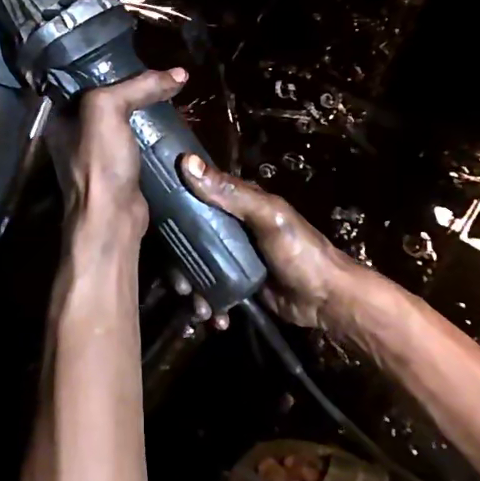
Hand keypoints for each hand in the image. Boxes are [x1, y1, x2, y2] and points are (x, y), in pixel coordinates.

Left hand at [64, 67, 187, 238]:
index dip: (103, 61)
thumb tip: (179, 74)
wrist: (112, 219)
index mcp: (59, 115)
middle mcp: (72, 131)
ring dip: (141, 104)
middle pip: (103, 95)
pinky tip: (167, 117)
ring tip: (166, 87)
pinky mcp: (118, 167)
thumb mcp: (108, 110)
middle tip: (155, 67)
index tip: (131, 50)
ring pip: (121, 116)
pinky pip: (134, 136)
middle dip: (128, 82)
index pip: (79, 76)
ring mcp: (95, 151)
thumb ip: (137, 86)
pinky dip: (149, 126)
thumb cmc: (100, 162)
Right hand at [179, 154, 363, 333]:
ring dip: (193, 289)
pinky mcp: (237, 286)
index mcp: (236, 202)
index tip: (153, 227)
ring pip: (197, 269)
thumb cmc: (299, 249)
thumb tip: (188, 162)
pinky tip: (215, 318)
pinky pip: (212, 293)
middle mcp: (229, 227)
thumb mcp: (267, 215)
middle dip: (180, 263)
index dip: (173, 209)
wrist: (326, 299)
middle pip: (190, 239)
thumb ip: (231, 192)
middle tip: (181, 283)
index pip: (195, 196)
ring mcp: (232, 258)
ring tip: (200, 307)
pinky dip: (209, 306)